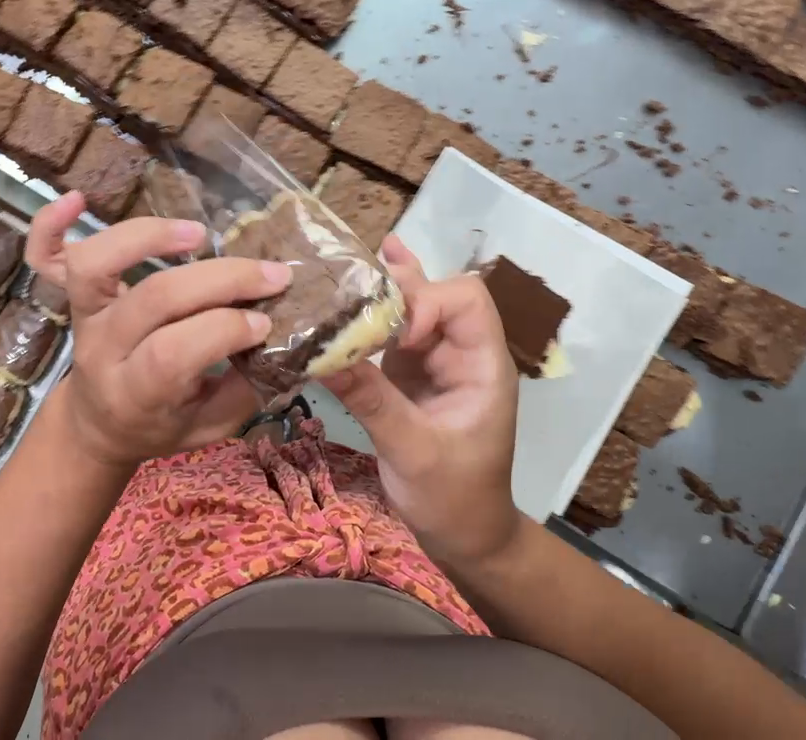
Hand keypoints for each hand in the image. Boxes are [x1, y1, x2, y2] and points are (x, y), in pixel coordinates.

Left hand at [25, 192, 288, 467]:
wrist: (99, 424)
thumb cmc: (160, 425)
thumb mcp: (208, 429)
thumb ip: (243, 389)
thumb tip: (286, 335)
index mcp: (133, 394)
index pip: (170, 354)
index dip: (222, 331)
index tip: (264, 322)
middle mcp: (101, 350)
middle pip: (151, 299)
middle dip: (219, 280)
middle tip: (270, 273)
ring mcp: (83, 317)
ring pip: (94, 265)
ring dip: (146, 237)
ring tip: (198, 234)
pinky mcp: (72, 295)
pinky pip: (44, 256)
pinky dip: (50, 225)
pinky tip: (78, 198)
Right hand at [321, 234, 523, 567]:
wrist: (462, 535)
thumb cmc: (453, 497)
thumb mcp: (412, 452)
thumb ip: (372, 401)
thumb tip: (322, 357)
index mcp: (482, 366)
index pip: (465, 302)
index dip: (426, 303)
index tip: (390, 337)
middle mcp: (461, 352)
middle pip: (434, 294)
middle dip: (394, 289)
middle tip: (345, 291)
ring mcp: (434, 360)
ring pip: (411, 307)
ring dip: (379, 292)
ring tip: (342, 271)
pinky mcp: (408, 372)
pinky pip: (392, 331)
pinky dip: (375, 308)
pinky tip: (364, 270)